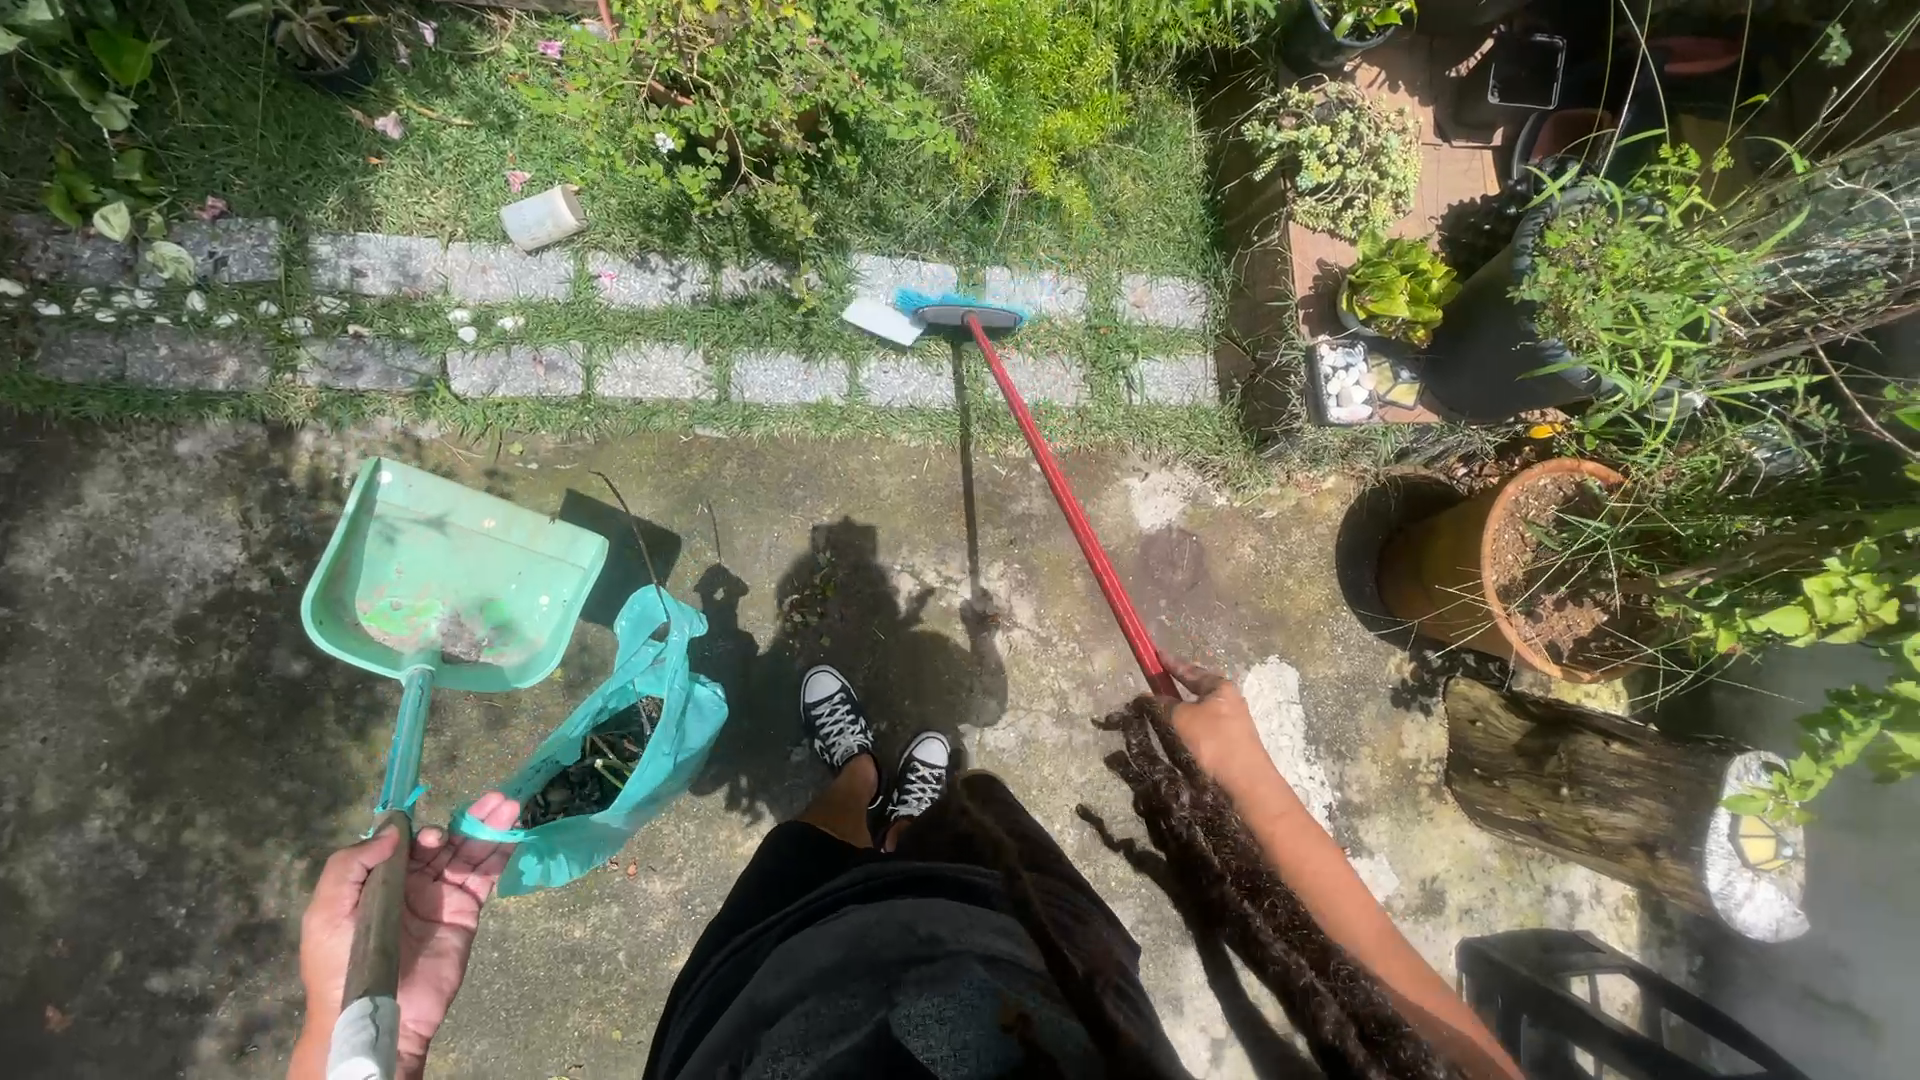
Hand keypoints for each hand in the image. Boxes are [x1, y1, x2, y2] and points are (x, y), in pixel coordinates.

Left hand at [294, 793, 520, 1079]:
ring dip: (490, 827)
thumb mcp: (326, 915)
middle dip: (469, 818)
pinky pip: (486, 876)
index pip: (405, 843)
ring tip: (512, 805)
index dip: (419, 831)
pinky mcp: (467, 910)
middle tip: (498, 798)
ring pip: (470, 852)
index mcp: (377, 881)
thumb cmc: (342, 965)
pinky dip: (501, 853)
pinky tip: (514, 833)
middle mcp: (412, 883)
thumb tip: (395, 830)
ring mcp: (442, 895)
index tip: (432, 837)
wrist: (378, 1015)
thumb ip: (350, 867)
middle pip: (445, 841)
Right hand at [1158, 655, 1273, 790]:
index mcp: (1221, 687)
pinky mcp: (1234, 743)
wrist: (1246, 781)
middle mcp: (1231, 701)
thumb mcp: (1181, 718)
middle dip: (1179, 687)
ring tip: (1167, 713)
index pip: (1191, 670)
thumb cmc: (1213, 741)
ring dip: (1185, 711)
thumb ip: (1163, 704)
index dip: (1171, 663)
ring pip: (1202, 711)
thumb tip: (1149, 697)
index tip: (1157, 654)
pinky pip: (1206, 728)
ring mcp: (1235, 723)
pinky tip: (1183, 736)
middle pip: (1199, 690)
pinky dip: (1192, 728)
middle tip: (1159, 684)